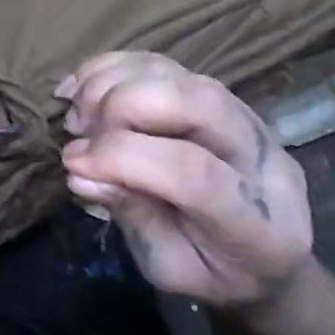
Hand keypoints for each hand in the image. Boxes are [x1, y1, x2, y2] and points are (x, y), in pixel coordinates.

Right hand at [55, 52, 311, 310]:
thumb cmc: (212, 272)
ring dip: (109, 84)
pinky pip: (160, 63)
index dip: (123, 159)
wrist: (262, 258)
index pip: (194, 173)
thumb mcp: (169, 269)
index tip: (72, 163)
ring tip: (79, 115)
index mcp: (259, 223)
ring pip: (176, 74)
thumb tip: (81, 173)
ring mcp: (244, 117)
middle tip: (80, 133)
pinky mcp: (215, 94)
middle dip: (120, 107)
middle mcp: (263, 158)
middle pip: (196, 102)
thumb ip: (134, 219)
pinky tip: (81, 92)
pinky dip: (109, 68)